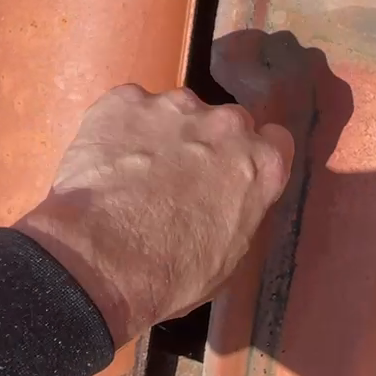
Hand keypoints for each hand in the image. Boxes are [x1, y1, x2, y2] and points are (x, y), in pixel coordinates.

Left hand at [15, 85, 293, 343]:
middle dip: (210, 144)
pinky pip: (130, 107)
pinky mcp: (124, 101)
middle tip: (182, 178)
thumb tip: (228, 201)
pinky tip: (106, 160)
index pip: (275, 142)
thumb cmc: (174, 274)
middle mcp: (227, 124)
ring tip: (136, 171)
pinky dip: (121, 128)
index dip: (252, 160)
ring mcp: (175, 106)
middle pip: (228, 122)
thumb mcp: (231, 254)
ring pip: (178, 111)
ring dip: (166, 133)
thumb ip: (241, 209)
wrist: (100, 260)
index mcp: (262, 163)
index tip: (233, 177)